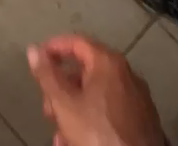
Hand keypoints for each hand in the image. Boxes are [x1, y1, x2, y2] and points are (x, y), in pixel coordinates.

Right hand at [27, 35, 163, 145]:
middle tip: (48, 107)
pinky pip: (110, 111)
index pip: (76, 41)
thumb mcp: (63, 102)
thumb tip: (33, 49)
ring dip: (73, 109)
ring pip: (96, 95)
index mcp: (109, 63)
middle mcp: (127, 75)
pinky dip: (92, 118)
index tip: (37, 60)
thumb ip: (46, 74)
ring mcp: (138, 99)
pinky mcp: (144, 121)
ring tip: (60, 133)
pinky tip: (79, 139)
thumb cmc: (97, 131)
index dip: (53, 47)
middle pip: (85, 72)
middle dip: (61, 89)